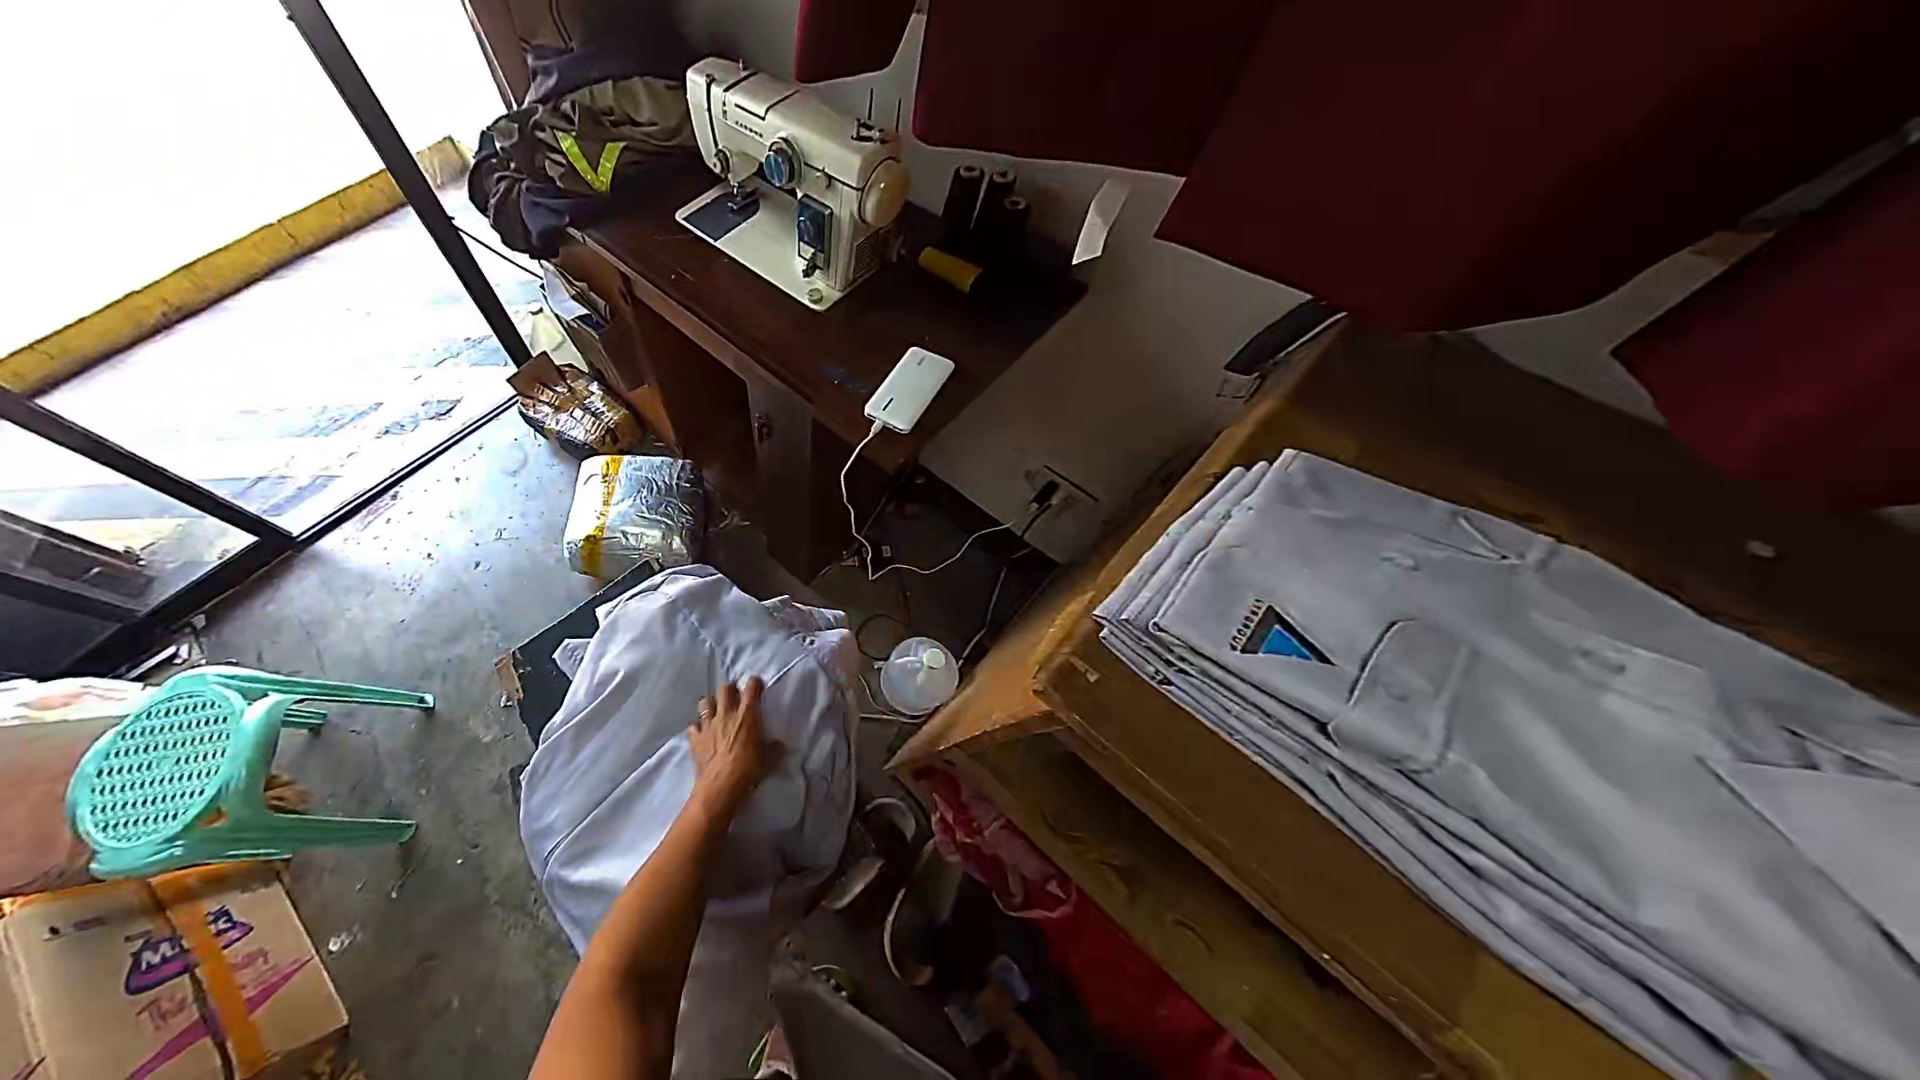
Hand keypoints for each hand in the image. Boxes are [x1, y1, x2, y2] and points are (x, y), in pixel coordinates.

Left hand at [688, 677, 772, 817]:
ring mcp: (708, 725)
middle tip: (735, 696)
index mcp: (747, 715)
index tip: (757, 684)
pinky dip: (697, 726)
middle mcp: (726, 714)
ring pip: (705, 702)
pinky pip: (693, 726)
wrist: (721, 786)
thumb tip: (779, 744)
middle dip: (730, 689)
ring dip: (710, 703)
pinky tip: (701, 731)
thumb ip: (774, 747)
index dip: (754, 683)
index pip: (751, 688)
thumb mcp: (770, 758)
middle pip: (725, 689)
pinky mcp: (695, 739)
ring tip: (715, 709)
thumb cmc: (749, 769)